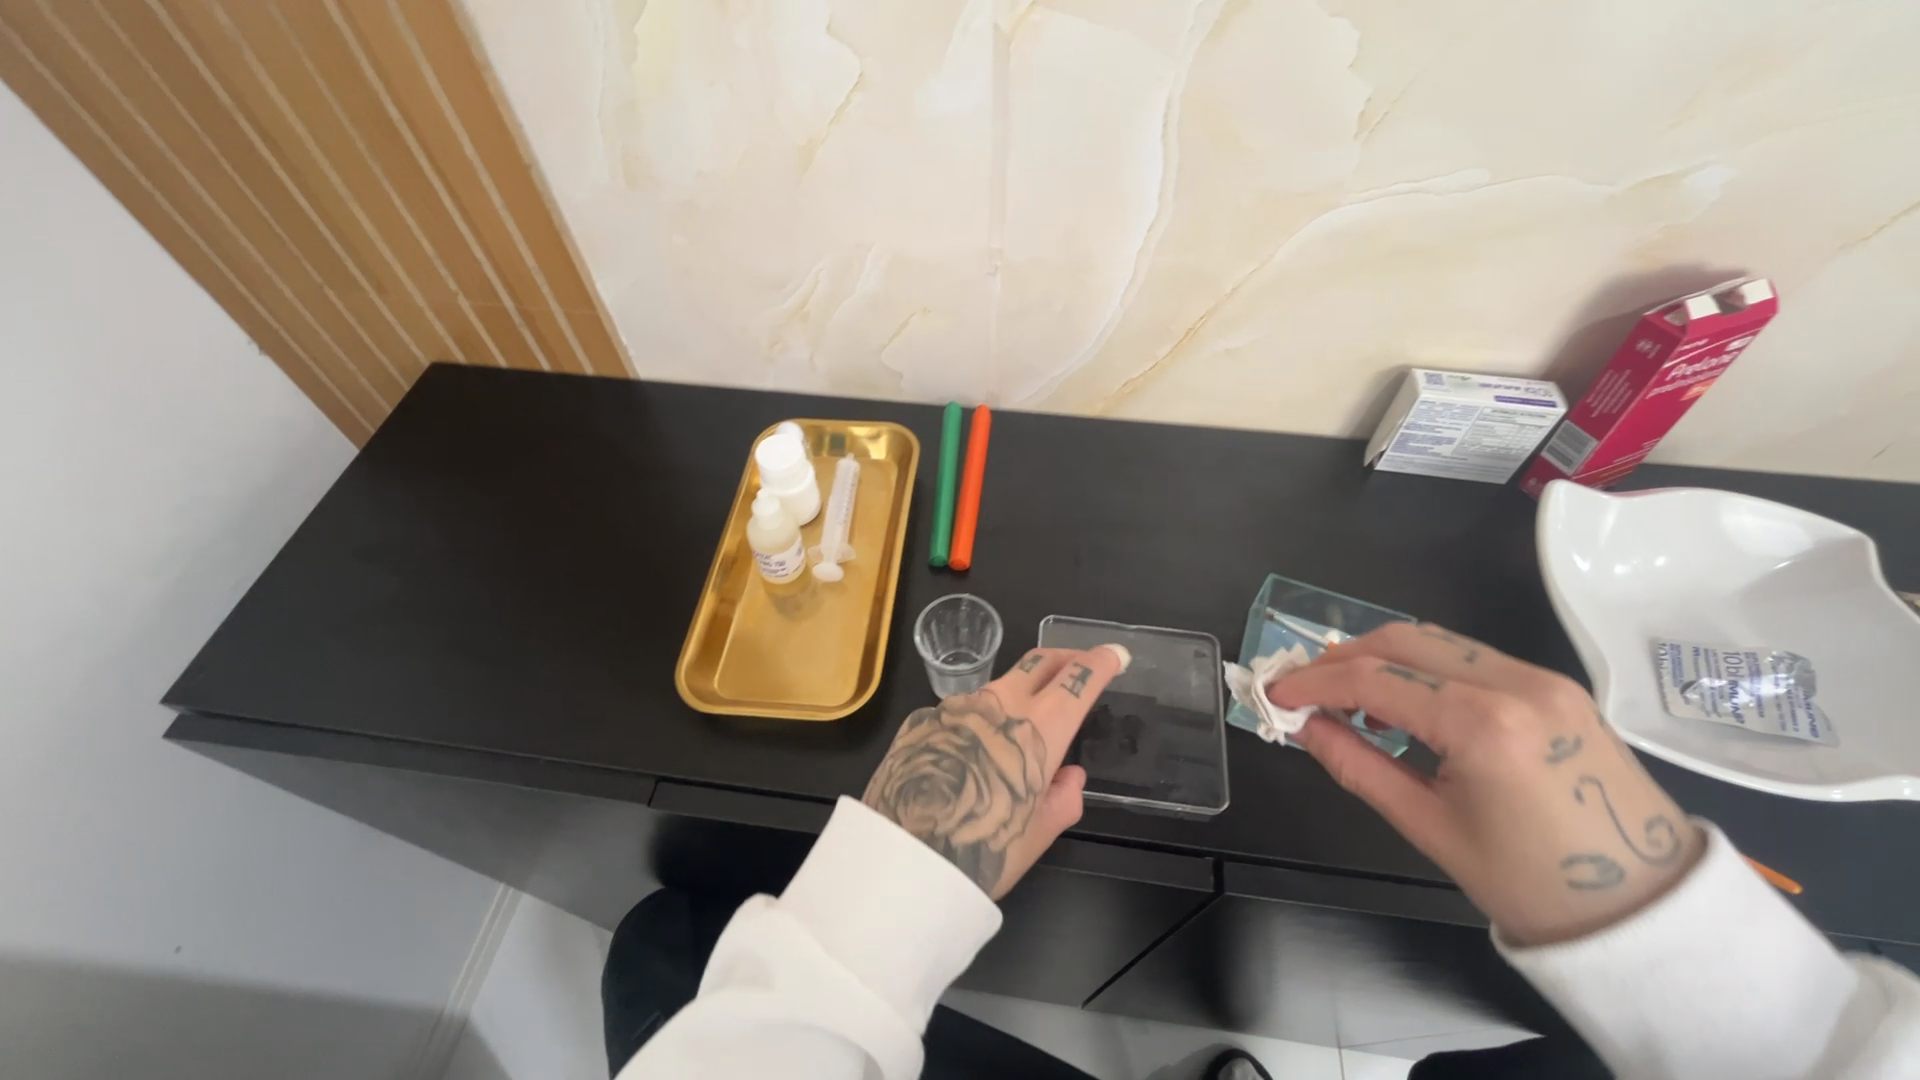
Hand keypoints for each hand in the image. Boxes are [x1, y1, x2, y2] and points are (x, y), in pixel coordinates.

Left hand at [863, 645, 1128, 899]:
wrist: (901, 854)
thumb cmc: (981, 849)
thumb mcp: (1037, 836)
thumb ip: (1062, 800)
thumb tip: (1069, 776)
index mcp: (1040, 728)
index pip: (1078, 678)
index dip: (1101, 662)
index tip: (1115, 654)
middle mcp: (1000, 703)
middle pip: (1039, 661)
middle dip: (1065, 657)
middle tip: (1078, 666)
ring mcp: (957, 705)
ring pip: (999, 684)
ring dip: (1020, 691)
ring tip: (1024, 721)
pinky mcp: (924, 718)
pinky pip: (964, 709)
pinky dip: (982, 717)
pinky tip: (974, 749)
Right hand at [1269, 623, 1705, 946]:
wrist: (1646, 910)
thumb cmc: (1527, 881)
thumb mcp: (1425, 825)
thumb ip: (1354, 764)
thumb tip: (1301, 726)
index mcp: (1484, 725)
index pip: (1373, 677)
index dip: (1312, 683)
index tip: (1274, 695)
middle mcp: (1516, 683)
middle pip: (1400, 640)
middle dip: (1339, 658)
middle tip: (1302, 690)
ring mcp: (1542, 678)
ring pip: (1434, 639)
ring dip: (1378, 656)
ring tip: (1343, 695)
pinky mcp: (1555, 685)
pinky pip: (1467, 656)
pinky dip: (1418, 665)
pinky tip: (1399, 699)